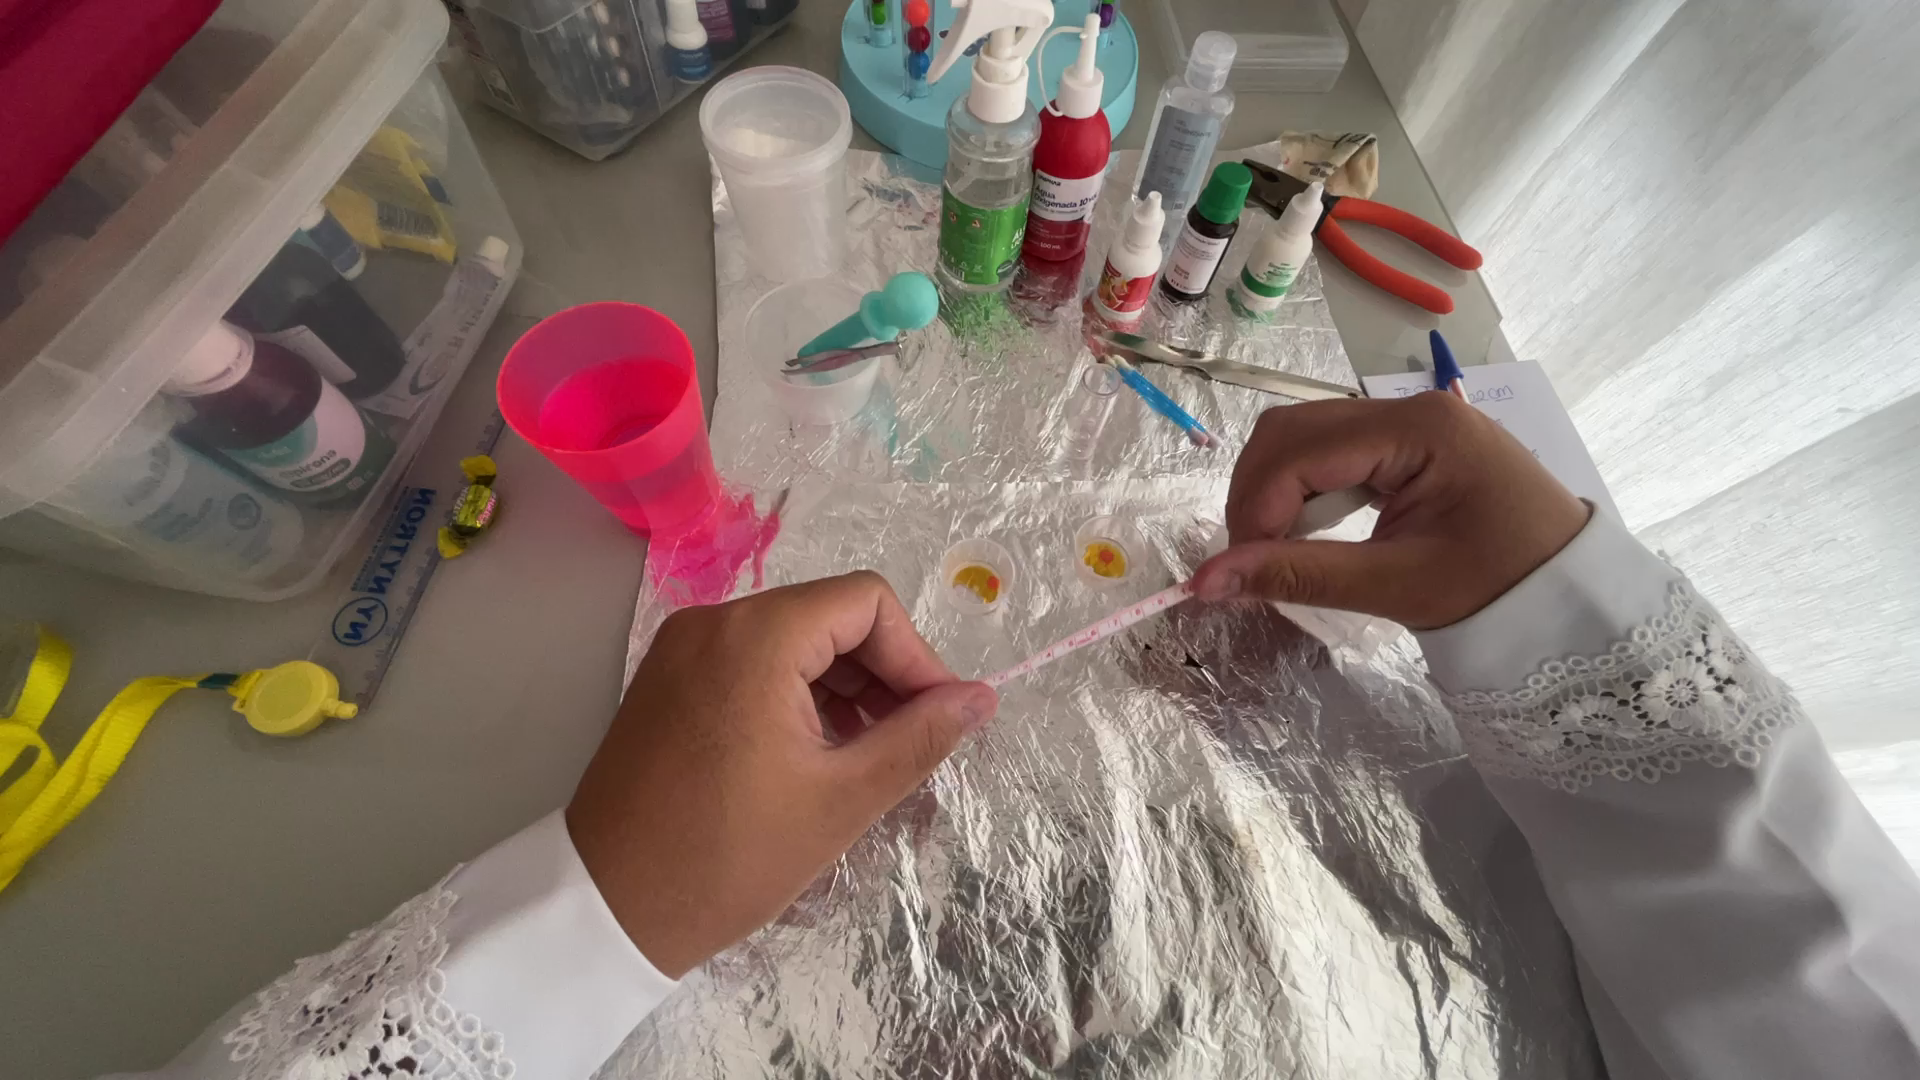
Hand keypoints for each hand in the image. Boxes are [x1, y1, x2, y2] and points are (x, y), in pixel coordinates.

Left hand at [565, 572, 997, 977]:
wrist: (600, 914)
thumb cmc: (727, 859)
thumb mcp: (842, 799)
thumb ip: (921, 737)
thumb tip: (983, 697)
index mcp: (756, 635)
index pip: (868, 603)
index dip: (915, 655)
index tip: (936, 716)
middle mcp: (717, 620)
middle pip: (833, 616)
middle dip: (884, 674)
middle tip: (909, 741)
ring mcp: (688, 645)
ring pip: (798, 638)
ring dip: (846, 686)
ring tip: (868, 754)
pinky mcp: (674, 675)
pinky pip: (760, 660)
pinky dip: (802, 693)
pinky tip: (819, 749)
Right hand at [1192, 393, 1591, 628]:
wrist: (1568, 595)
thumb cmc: (1496, 591)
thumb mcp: (1393, 586)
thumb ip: (1294, 575)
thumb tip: (1202, 582)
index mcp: (1418, 430)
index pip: (1298, 450)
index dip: (1256, 507)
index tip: (1244, 568)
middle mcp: (1405, 408)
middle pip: (1288, 431)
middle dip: (1255, 494)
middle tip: (1254, 557)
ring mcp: (1403, 420)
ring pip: (1297, 438)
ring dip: (1270, 490)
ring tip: (1279, 547)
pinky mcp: (1399, 440)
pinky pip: (1322, 451)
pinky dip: (1297, 489)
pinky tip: (1307, 528)